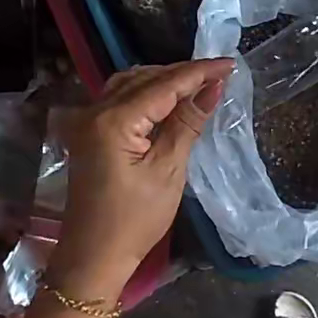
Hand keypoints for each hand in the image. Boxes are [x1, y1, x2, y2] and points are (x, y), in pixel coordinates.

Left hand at [50, 59, 233, 298]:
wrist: (94, 254)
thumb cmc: (135, 219)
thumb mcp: (168, 170)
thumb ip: (187, 123)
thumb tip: (212, 87)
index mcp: (114, 120)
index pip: (164, 85)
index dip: (199, 72)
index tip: (230, 64)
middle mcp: (95, 110)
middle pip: (144, 78)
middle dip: (182, 74)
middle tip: (219, 74)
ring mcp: (88, 121)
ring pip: (129, 84)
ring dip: (162, 80)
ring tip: (197, 83)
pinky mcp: (88, 132)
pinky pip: (119, 99)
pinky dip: (145, 93)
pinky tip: (166, 98)